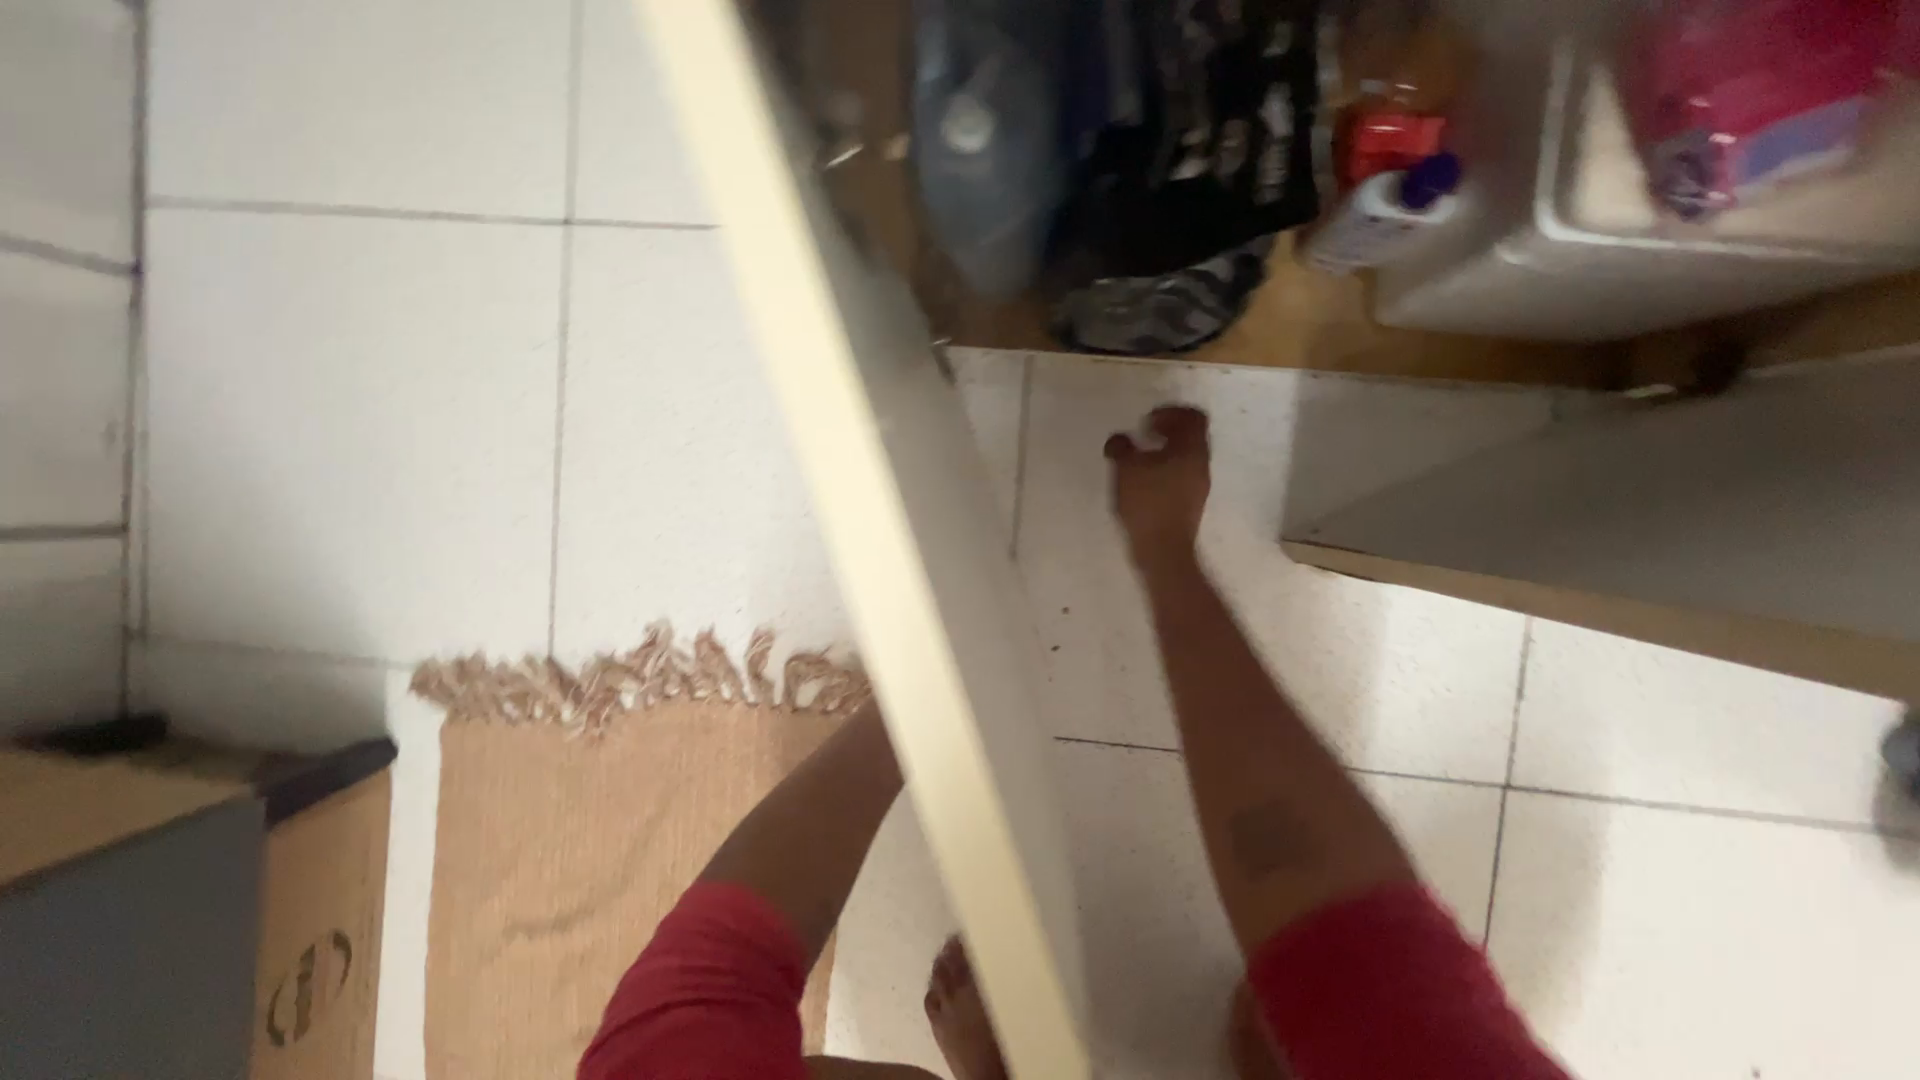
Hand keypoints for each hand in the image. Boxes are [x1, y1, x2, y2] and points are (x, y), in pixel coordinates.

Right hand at [1104, 406, 1210, 571]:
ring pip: (1186, 456)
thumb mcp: (1125, 469)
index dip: (1170, 412)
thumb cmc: (1146, 503)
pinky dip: (1165, 470)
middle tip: (1143, 435)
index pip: (1193, 416)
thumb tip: (1120, 438)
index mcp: (1191, 449)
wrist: (1163, 550)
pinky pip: (1181, 475)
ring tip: (1140, 459)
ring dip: (1165, 451)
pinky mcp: (1191, 503)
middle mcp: (1201, 463)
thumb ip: (1121, 447)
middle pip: (1191, 435)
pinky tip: (1143, 482)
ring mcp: (1199, 485)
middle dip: (1167, 430)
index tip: (1147, 421)